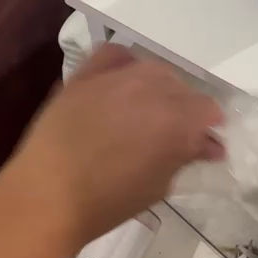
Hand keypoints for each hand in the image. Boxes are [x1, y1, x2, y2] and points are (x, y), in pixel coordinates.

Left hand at [0, 45, 223, 254]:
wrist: (46, 197)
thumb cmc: (108, 202)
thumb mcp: (159, 185)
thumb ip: (186, 157)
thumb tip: (210, 146)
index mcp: (175, 120)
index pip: (208, 109)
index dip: (209, 127)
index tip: (204, 144)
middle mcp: (150, 89)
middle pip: (183, 88)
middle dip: (187, 110)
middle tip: (177, 134)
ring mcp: (115, 78)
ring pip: (153, 70)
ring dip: (161, 87)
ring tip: (151, 109)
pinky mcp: (85, 76)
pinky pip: (115, 55)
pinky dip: (126, 64)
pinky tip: (124, 83)